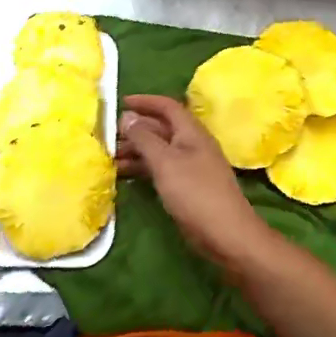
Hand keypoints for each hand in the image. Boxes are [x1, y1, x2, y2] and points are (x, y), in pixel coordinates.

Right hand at [118, 95, 270, 261]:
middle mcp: (191, 145)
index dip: (144, 101)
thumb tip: (126, 117)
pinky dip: (141, 167)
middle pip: (160, 128)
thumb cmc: (195, 192)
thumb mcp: (164, 161)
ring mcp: (189, 166)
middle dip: (135, 128)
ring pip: (157, 149)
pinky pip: (159, 168)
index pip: (167, 107)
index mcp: (191, 133)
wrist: (226, 235)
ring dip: (135, 150)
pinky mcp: (185, 185)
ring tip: (110, 157)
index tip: (120, 103)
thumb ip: (143, 137)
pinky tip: (123, 174)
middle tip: (108, 135)